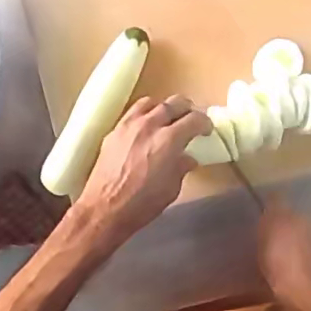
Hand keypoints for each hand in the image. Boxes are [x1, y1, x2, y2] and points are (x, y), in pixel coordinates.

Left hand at [71, 96, 211, 246]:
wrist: (105, 208)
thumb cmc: (142, 204)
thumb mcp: (171, 189)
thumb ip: (181, 168)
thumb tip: (187, 158)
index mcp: (169, 140)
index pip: (194, 120)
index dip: (204, 123)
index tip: (206, 130)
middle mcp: (150, 125)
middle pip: (174, 103)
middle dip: (187, 109)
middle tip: (191, 119)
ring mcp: (129, 125)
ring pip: (152, 102)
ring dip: (164, 107)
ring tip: (167, 118)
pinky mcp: (114, 131)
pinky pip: (133, 112)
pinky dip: (144, 113)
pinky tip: (145, 125)